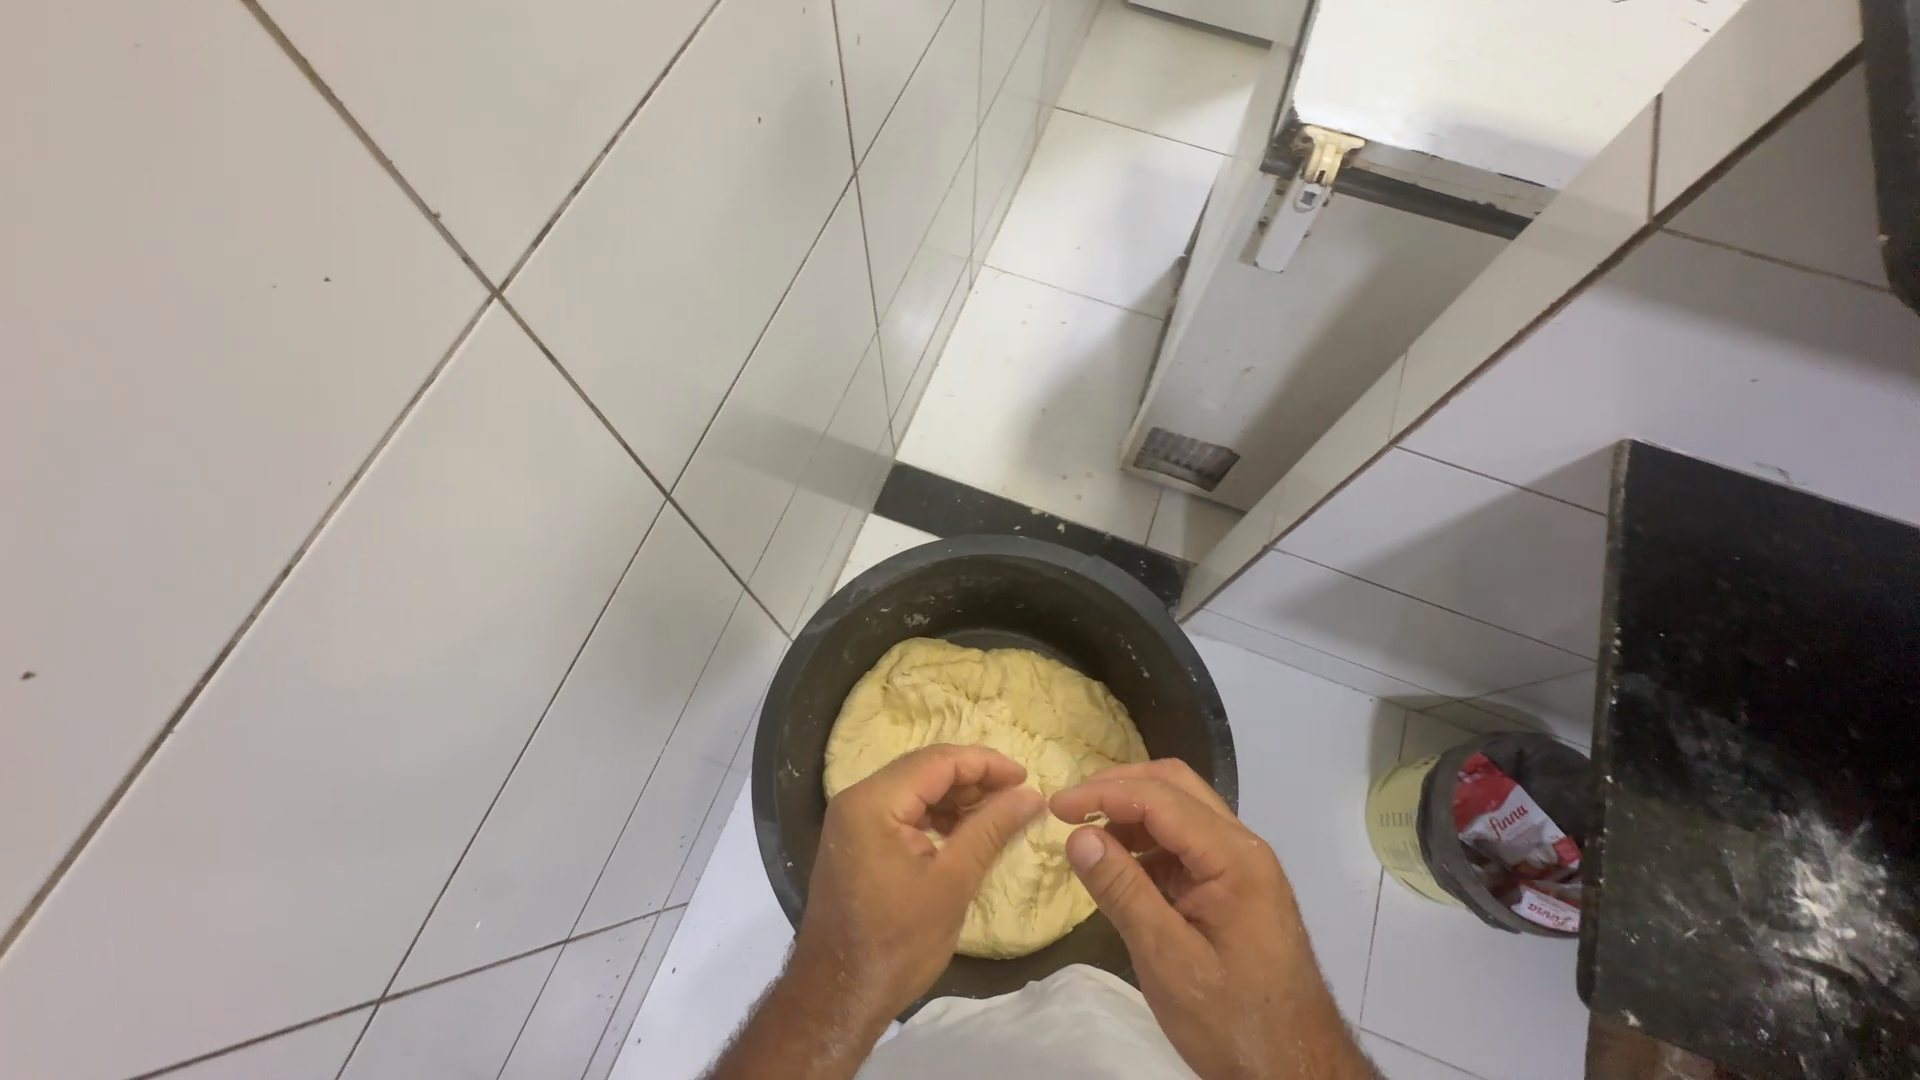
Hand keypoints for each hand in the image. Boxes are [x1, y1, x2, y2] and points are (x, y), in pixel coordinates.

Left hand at [794, 743, 1045, 1021]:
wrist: (838, 998)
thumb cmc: (896, 944)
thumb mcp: (952, 882)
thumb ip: (990, 829)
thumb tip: (1031, 795)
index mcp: (873, 802)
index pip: (937, 761)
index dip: (985, 764)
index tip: (1026, 778)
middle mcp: (857, 799)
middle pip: (924, 770)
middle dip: (973, 779)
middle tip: (1017, 796)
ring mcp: (853, 821)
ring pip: (914, 790)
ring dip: (956, 798)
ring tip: (998, 814)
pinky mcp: (856, 841)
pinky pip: (902, 812)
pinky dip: (935, 816)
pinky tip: (964, 832)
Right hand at [1052, 760, 1374, 1079]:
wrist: (1297, 1073)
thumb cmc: (1233, 1022)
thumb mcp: (1167, 960)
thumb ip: (1122, 891)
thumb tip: (1078, 835)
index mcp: (1234, 857)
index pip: (1159, 798)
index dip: (1103, 793)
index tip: (1055, 807)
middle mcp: (1242, 847)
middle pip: (1175, 786)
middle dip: (1119, 787)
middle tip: (1071, 806)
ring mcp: (1242, 866)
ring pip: (1181, 811)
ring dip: (1132, 812)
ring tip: (1088, 836)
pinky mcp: (1235, 887)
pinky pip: (1186, 844)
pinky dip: (1148, 842)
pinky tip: (1120, 867)